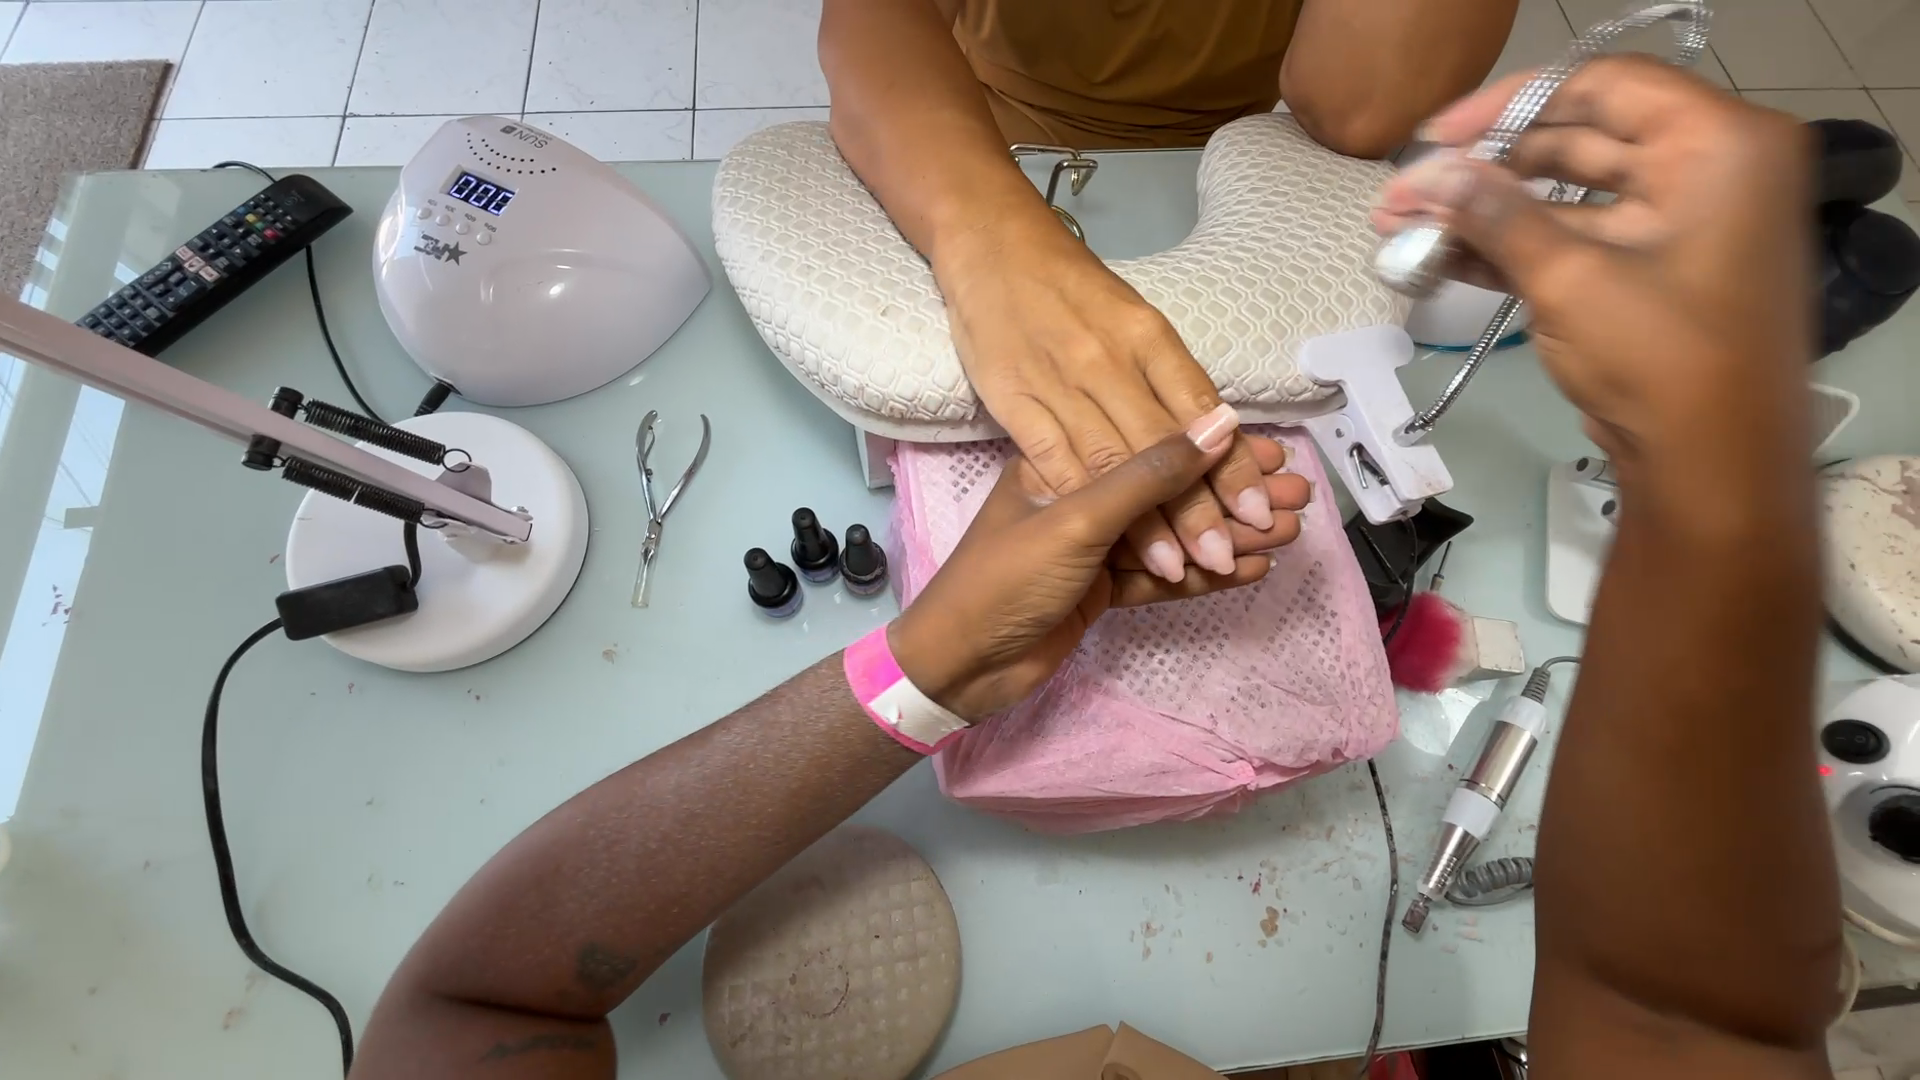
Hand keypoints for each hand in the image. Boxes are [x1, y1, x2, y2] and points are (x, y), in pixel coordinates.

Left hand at [888, 406, 1310, 720]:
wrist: (959, 665)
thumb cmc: (1005, 580)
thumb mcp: (1078, 520)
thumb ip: (1150, 475)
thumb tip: (1222, 422)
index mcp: (1066, 464)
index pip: (1154, 449)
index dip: (1217, 457)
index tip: (1274, 461)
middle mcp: (1081, 499)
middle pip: (1170, 494)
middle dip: (1233, 500)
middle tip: (1298, 503)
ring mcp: (1091, 547)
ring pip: (1170, 537)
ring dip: (1226, 539)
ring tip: (1287, 536)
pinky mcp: (1098, 590)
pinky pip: (1158, 577)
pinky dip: (1201, 576)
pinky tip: (1246, 571)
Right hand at [934, 213, 1275, 585]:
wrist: (991, 247)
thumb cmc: (1065, 287)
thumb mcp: (1129, 318)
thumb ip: (1165, 377)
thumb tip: (1213, 432)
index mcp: (1147, 336)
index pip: (1199, 409)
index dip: (1230, 463)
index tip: (1259, 510)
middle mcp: (1109, 361)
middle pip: (1161, 446)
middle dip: (1198, 507)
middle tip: (1227, 556)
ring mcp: (1059, 382)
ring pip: (1112, 462)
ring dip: (1150, 520)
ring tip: (1184, 565)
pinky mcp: (1013, 400)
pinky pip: (1055, 460)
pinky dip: (1086, 504)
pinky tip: (1110, 542)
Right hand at [1369, 56, 1812, 468]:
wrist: (1703, 449)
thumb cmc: (1657, 353)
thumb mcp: (1569, 277)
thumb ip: (1496, 218)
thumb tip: (1426, 176)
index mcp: (1714, 145)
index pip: (1602, 89)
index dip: (1510, 104)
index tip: (1433, 137)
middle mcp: (1696, 170)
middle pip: (1571, 143)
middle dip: (1478, 171)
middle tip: (1401, 195)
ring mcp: (1662, 224)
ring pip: (1555, 198)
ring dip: (1477, 215)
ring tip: (1400, 228)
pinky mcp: (1632, 269)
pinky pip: (1558, 241)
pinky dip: (1499, 249)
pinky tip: (1436, 258)